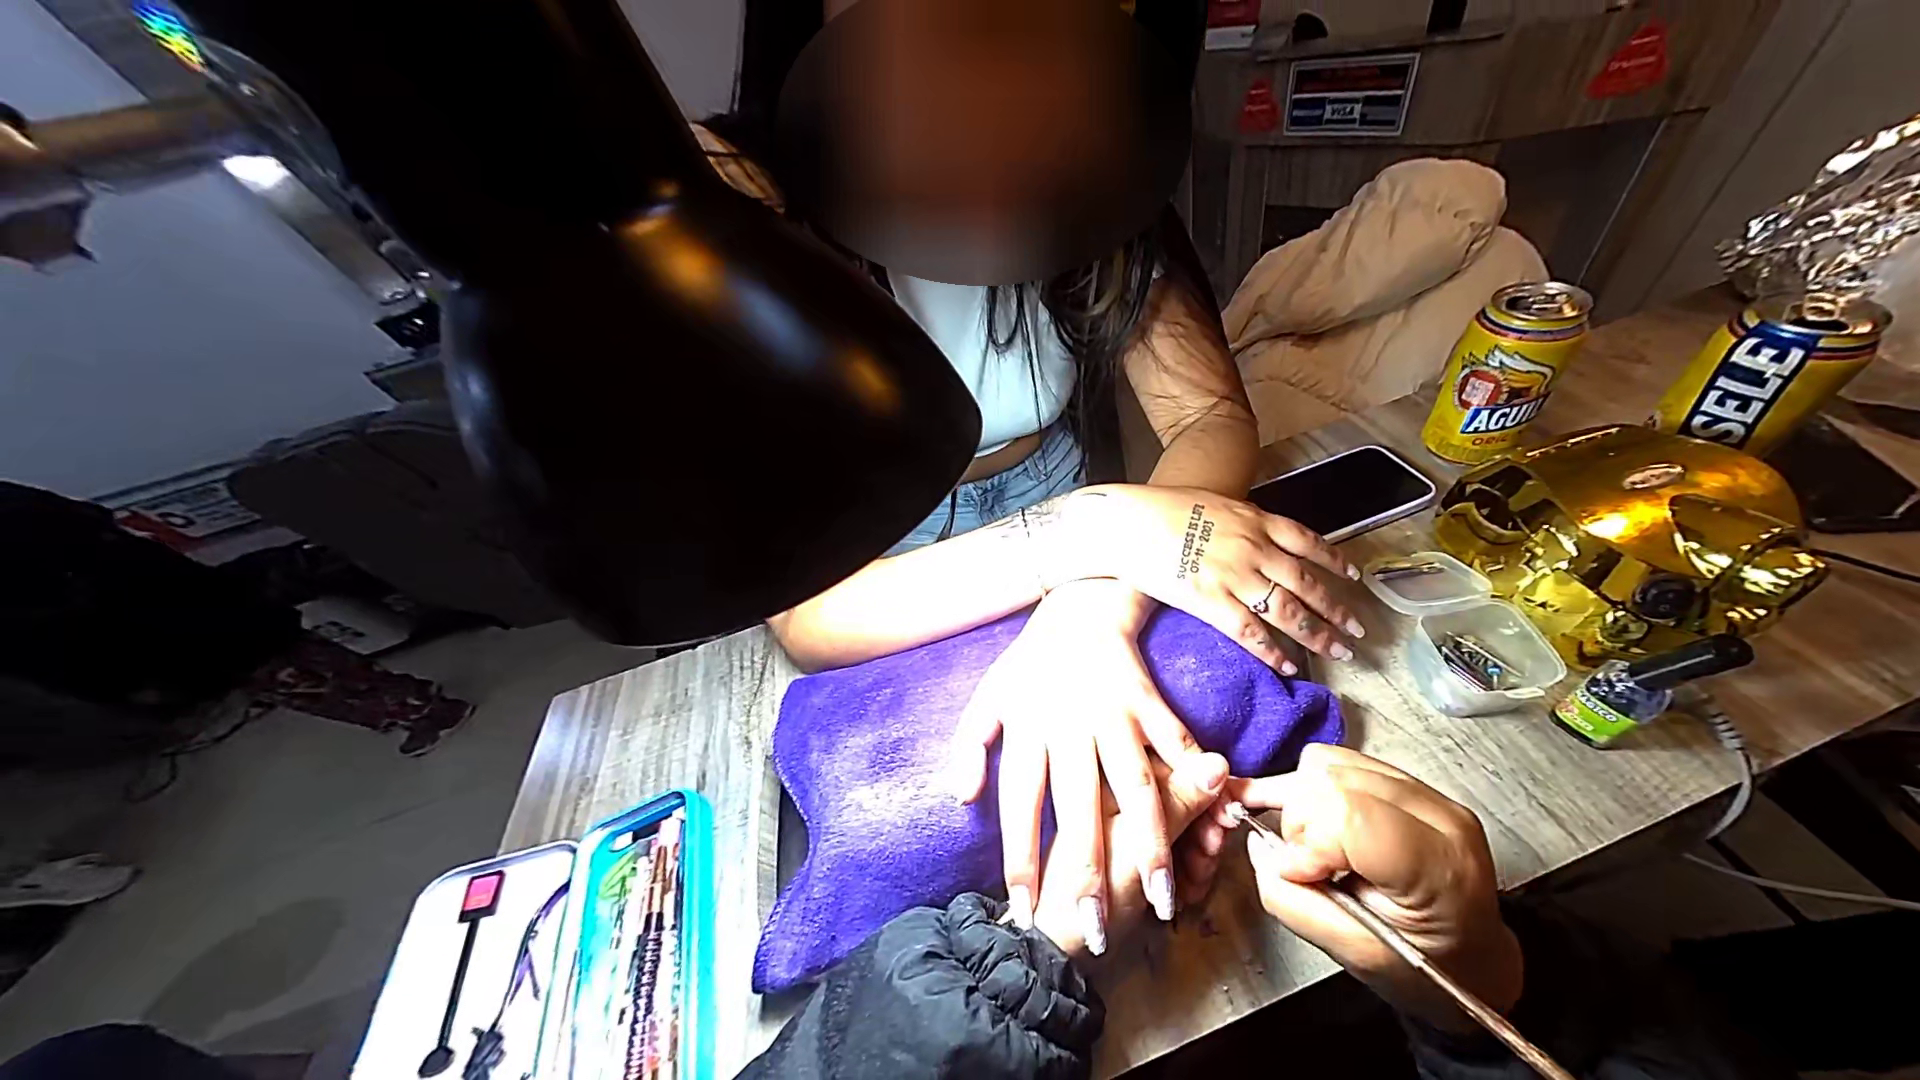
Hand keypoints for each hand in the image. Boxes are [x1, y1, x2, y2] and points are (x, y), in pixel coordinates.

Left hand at [947, 579, 1210, 948]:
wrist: (1076, 607)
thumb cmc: (1029, 661)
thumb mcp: (988, 695)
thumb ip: (969, 745)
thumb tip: (961, 797)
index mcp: (1027, 727)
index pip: (1019, 801)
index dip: (1020, 856)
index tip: (1025, 910)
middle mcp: (1069, 725)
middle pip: (1078, 805)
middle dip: (1087, 869)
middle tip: (1094, 928)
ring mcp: (1112, 712)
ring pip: (1134, 784)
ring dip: (1150, 840)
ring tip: (1161, 895)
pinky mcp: (1147, 699)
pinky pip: (1173, 741)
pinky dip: (1193, 777)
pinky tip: (1212, 817)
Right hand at [1052, 485, 1363, 669]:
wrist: (1128, 519)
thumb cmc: (1160, 506)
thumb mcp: (1210, 501)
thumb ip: (1236, 519)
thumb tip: (1249, 531)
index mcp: (1254, 519)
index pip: (1309, 542)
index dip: (1335, 561)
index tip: (1353, 576)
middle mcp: (1254, 548)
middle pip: (1307, 583)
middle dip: (1337, 609)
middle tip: (1358, 630)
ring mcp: (1234, 576)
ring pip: (1289, 610)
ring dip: (1319, 634)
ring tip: (1339, 651)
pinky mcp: (1210, 601)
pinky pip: (1251, 631)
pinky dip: (1274, 651)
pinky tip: (1289, 664)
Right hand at [1232, 744, 1522, 1031]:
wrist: (1468, 950)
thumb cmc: (1424, 963)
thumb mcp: (1350, 952)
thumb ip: (1290, 899)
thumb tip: (1262, 847)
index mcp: (1438, 870)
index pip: (1351, 815)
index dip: (1308, 839)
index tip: (1299, 872)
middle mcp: (1437, 817)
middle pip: (1328, 782)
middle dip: (1297, 820)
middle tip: (1305, 861)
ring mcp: (1422, 790)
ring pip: (1324, 763)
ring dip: (1300, 799)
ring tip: (1312, 839)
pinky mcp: (1401, 777)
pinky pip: (1332, 758)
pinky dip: (1308, 785)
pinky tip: (1312, 815)